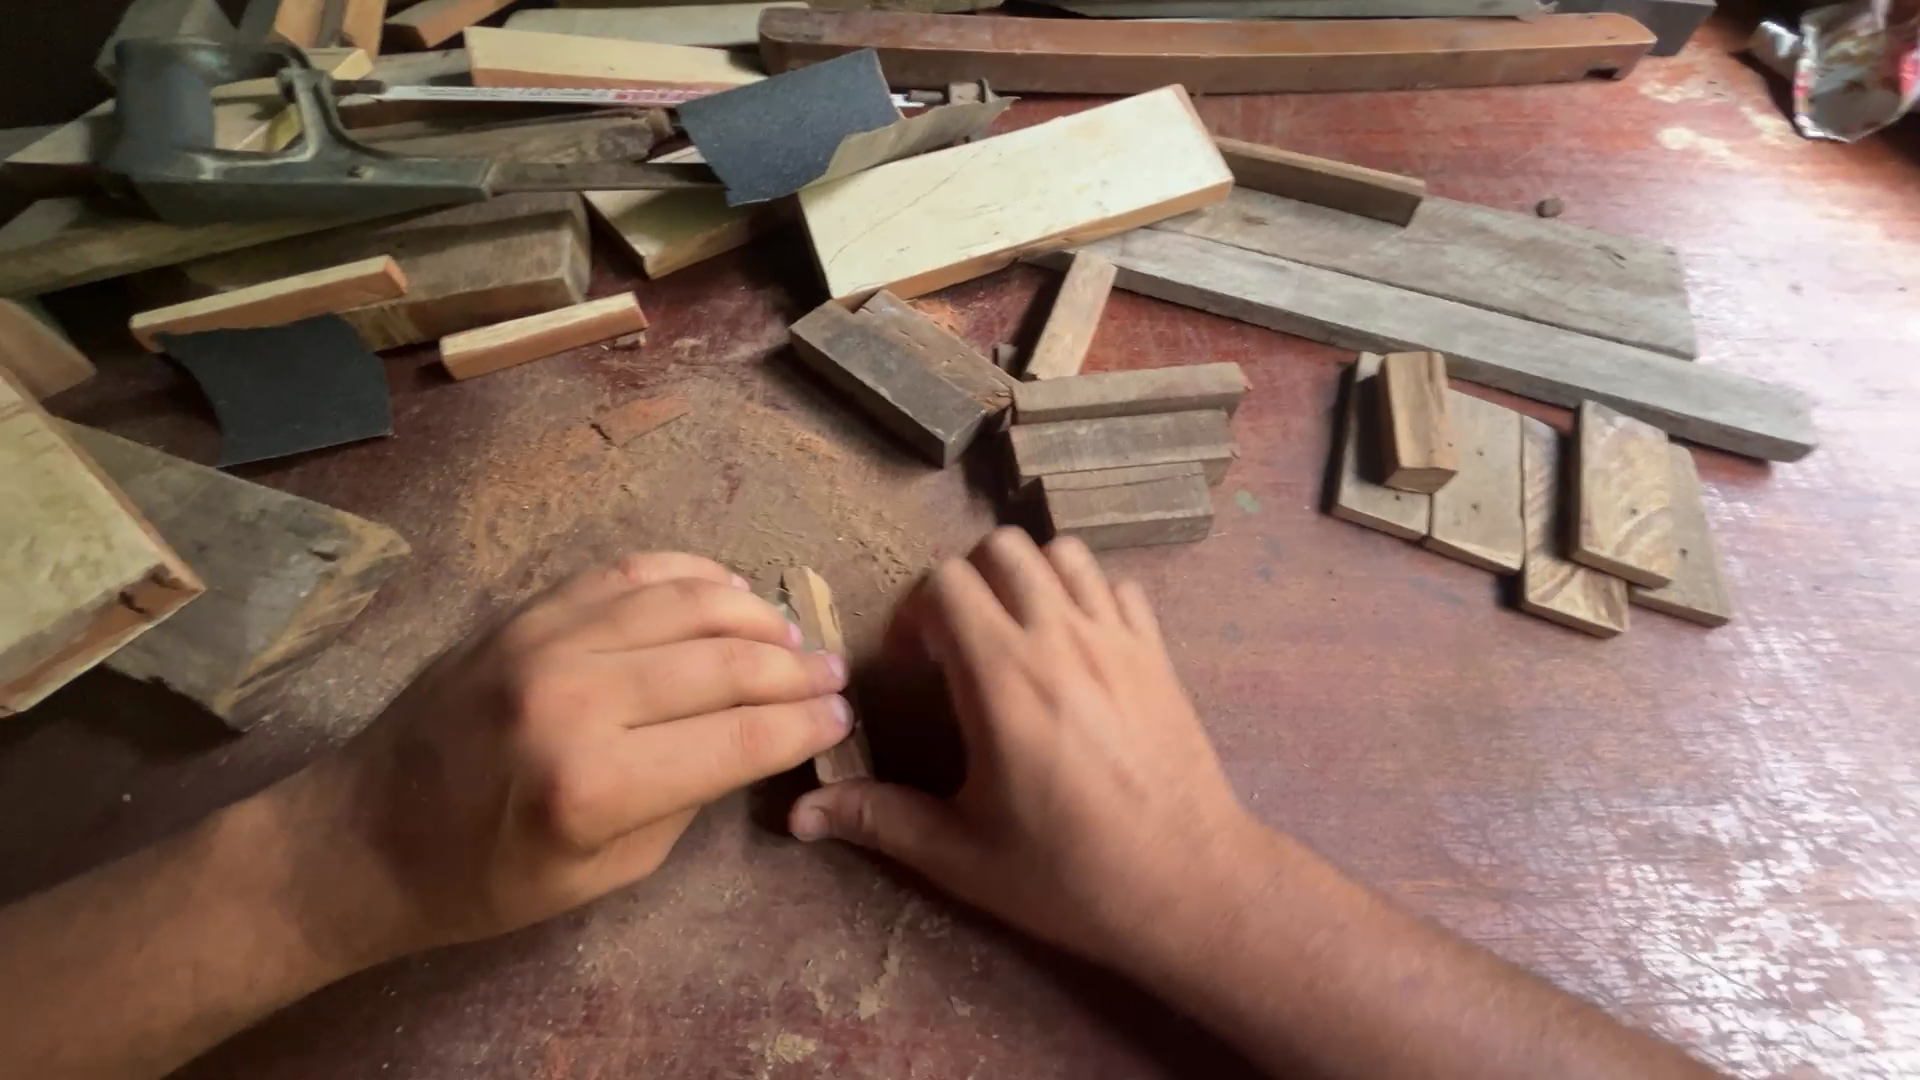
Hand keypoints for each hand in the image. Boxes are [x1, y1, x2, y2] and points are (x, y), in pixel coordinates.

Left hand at [286, 553, 852, 965]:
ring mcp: (548, 638)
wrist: (357, 837)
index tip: (842, 715)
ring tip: (793, 634)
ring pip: (691, 601)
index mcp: (596, 784)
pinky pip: (634, 570)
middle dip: (799, 670)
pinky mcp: (529, 609)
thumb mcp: (610, 872)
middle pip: (728, 662)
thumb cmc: (487, 877)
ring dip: (759, 615)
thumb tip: (760, 731)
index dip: (807, 724)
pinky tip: (731, 589)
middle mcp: (577, 695)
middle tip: (834, 673)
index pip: (744, 738)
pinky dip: (696, 574)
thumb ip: (693, 794)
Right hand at [788, 529, 1256, 974]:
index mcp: (1003, 678)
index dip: (917, 612)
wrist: (1191, 888)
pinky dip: (1088, 595)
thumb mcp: (963, 854)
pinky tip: (1080, 646)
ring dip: (1029, 576)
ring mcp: (1116, 637)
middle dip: (968, 580)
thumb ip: (879, 819)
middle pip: (1001, 547)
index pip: (946, 582)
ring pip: (1063, 552)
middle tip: (962, 638)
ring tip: (1018, 630)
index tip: (917, 664)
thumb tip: (801, 816)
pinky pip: (1117, 586)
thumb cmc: (1070, 874)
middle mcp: (1060, 638)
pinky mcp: (1157, 651)